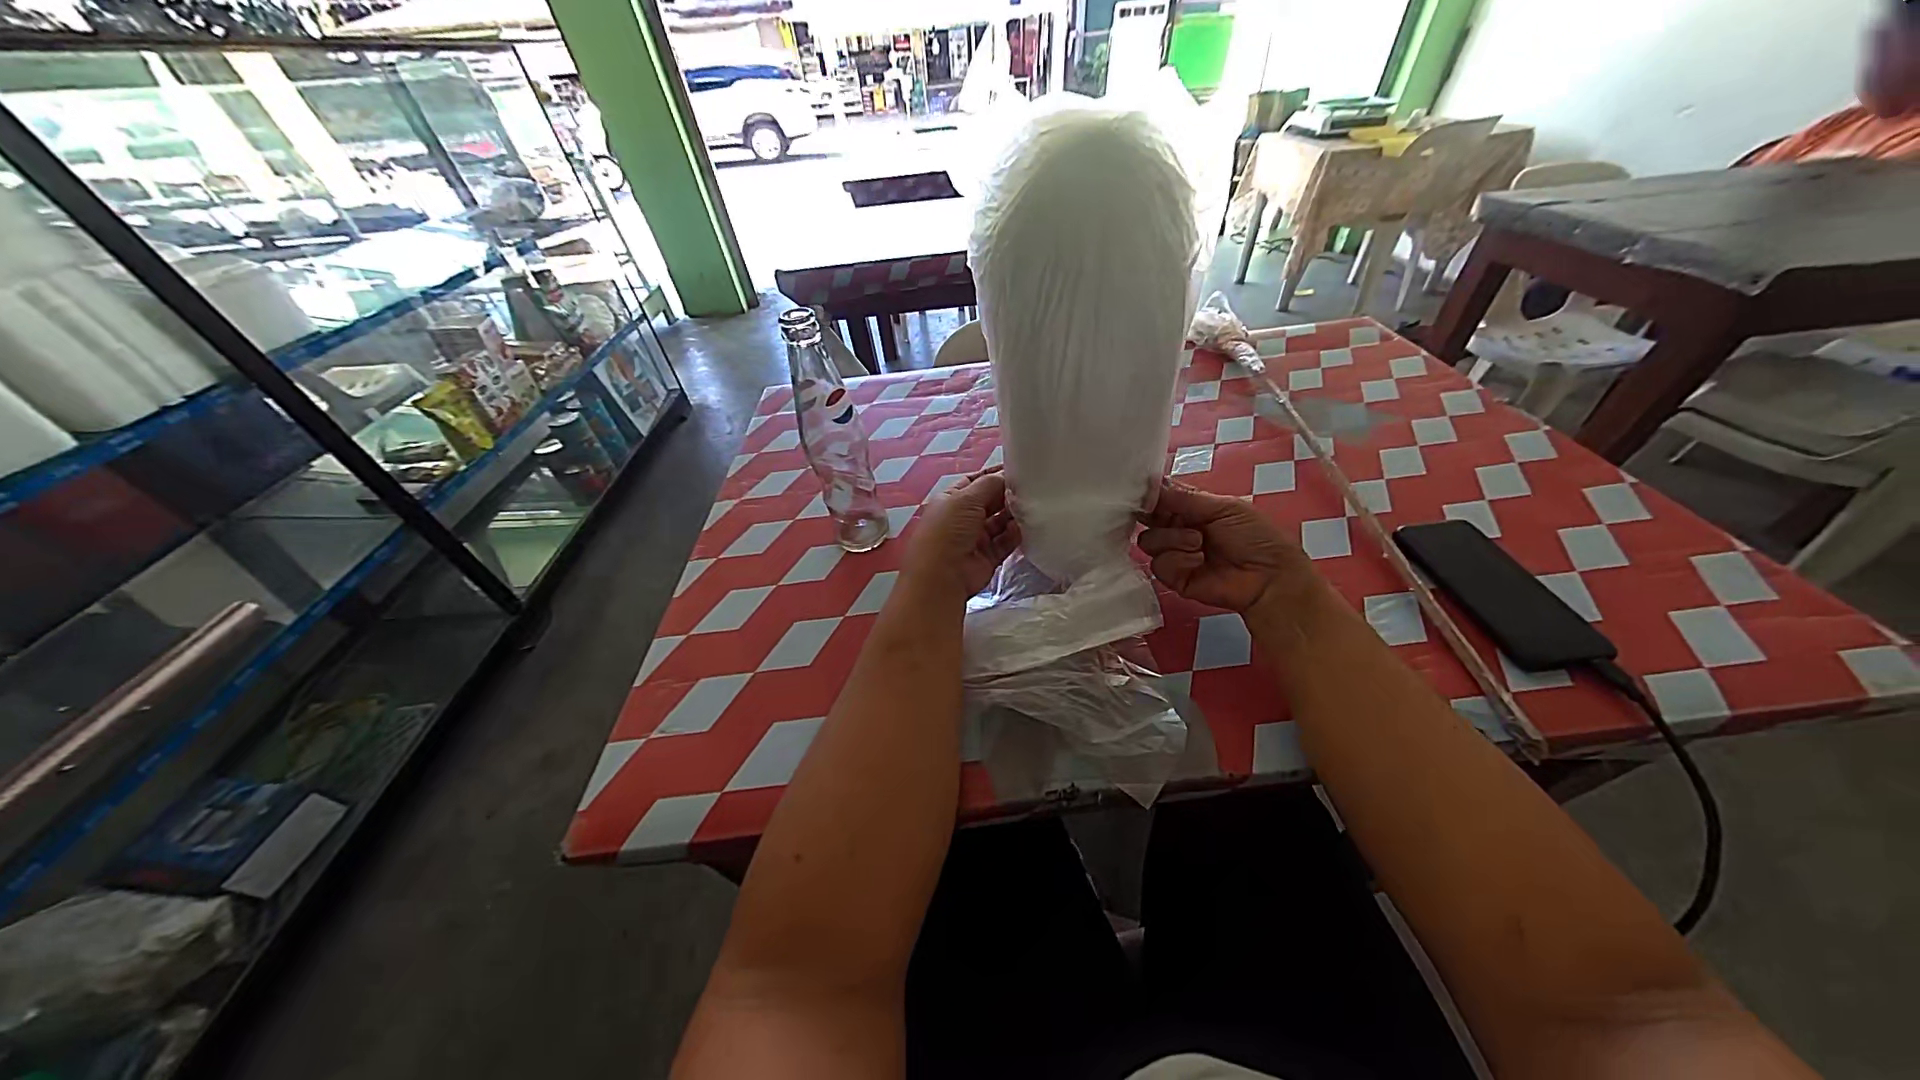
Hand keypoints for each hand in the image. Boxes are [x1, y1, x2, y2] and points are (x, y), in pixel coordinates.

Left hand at [902, 471, 1020, 602]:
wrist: (942, 577)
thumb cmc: (948, 530)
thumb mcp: (965, 498)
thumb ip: (989, 484)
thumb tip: (1007, 477)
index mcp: (951, 500)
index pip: (976, 482)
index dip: (995, 475)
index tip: (1019, 469)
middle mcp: (963, 518)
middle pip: (991, 501)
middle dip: (1008, 494)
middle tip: (1032, 486)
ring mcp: (976, 538)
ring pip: (1000, 521)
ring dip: (1014, 513)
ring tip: (1033, 504)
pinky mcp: (988, 556)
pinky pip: (1006, 541)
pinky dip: (1016, 533)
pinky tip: (1026, 526)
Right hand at [1137, 481, 1317, 616]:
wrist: (1269, 577)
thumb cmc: (1255, 537)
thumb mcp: (1224, 507)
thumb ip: (1185, 497)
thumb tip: (1150, 485)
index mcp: (1190, 509)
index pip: (1159, 498)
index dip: (1148, 495)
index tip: (1145, 494)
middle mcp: (1178, 529)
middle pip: (1147, 518)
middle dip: (1156, 516)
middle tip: (1177, 518)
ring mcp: (1174, 554)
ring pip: (1148, 540)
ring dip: (1173, 539)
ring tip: (1199, 543)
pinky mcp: (1173, 577)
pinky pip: (1158, 564)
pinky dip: (1177, 560)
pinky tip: (1199, 561)